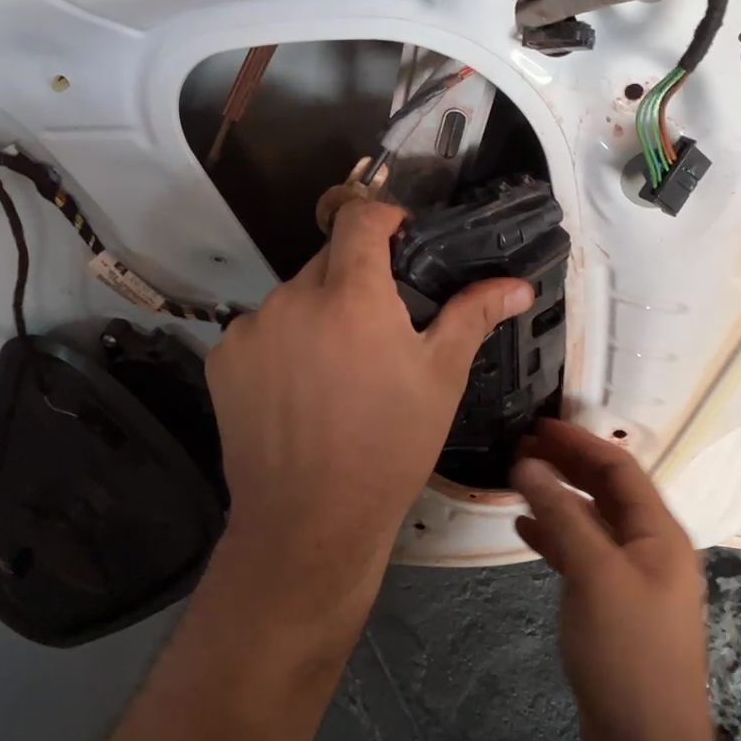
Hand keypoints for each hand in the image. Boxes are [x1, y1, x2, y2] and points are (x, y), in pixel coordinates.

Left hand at [206, 200, 532, 567]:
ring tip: (335, 369)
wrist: (309, 522)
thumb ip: (472, 316)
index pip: (359, 219)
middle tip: (377, 327)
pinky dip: (280, 345)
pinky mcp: (221, 359)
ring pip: (292, 298)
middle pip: (326, 261)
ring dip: (316, 314)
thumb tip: (518, 285)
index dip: (383, 218)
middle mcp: (293, 298)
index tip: (399, 239)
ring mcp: (250, 328)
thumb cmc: (389, 448)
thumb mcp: (440, 380)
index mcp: (351, 295)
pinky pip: (259, 332)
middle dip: (353, 279)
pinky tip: (296, 391)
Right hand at [513, 420, 720, 740]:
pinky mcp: (611, 604)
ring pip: (591, 521)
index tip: (540, 425)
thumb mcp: (594, 574)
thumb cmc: (627, 650)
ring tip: (517, 479)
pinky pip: (582, 554)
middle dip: (567, 465)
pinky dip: (555, 536)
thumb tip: (529, 464)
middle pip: (607, 491)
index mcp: (660, 534)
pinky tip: (524, 528)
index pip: (621, 468)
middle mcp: (650, 548)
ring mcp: (631, 578)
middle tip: (522, 445)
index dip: (580, 442)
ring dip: (557, 498)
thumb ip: (562, 515)